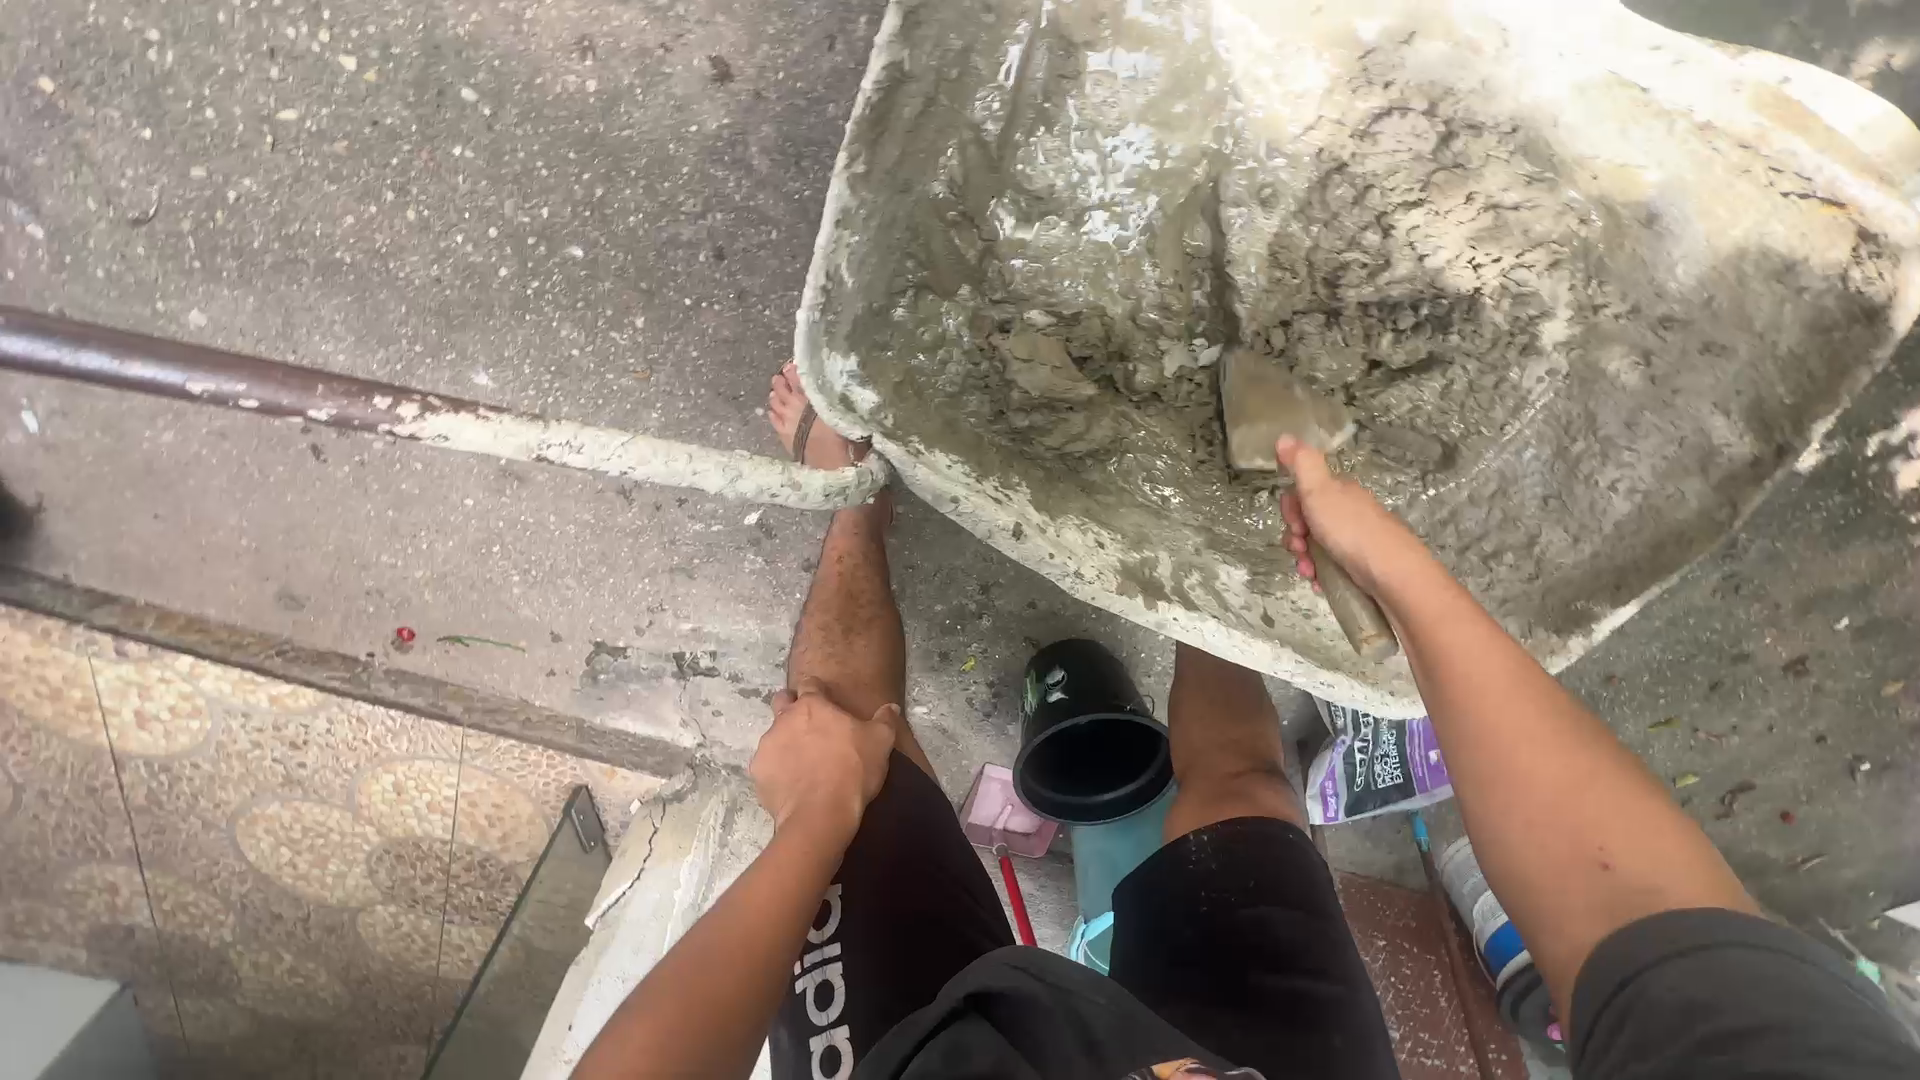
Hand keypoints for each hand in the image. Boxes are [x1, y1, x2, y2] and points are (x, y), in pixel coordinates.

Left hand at [751, 677, 895, 841]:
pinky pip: (767, 764)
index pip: (810, 684)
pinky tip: (791, 783)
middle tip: (809, 725)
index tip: (826, 700)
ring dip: (785, 741)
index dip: (818, 689)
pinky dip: (777, 769)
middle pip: (781, 701)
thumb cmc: (852, 770)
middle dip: (791, 706)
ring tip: (802, 762)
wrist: (820, 814)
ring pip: (773, 734)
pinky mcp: (758, 772)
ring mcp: (767, 746)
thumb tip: (890, 707)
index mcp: (813, 706)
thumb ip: (885, 720)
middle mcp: (784, 720)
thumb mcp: (881, 742)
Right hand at [1276, 435, 1433, 596]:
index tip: (1295, 524)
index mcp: (1338, 492)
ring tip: (1310, 571)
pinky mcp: (1358, 562)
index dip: (1290, 510)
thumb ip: (1301, 464)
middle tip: (1300, 549)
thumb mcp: (1320, 491)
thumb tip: (1284, 436)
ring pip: (1315, 545)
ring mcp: (1353, 538)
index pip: (1301, 494)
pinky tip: (1319, 582)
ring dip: (1304, 558)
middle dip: (1295, 538)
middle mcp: (1346, 511)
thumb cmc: (1351, 530)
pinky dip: (1319, 573)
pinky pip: (1329, 564)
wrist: (1391, 573)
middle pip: (1305, 521)